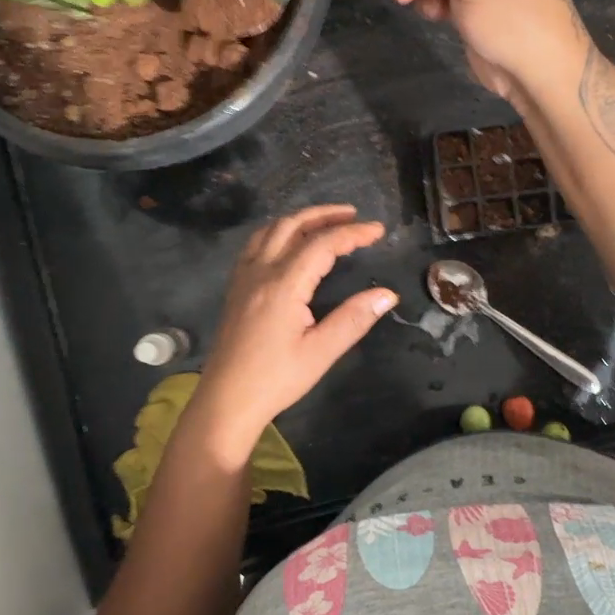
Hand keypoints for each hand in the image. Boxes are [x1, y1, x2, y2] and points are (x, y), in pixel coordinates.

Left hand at [192, 206, 397, 455]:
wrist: (226, 399)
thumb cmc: (275, 379)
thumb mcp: (320, 353)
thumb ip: (353, 319)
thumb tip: (388, 294)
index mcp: (283, 285)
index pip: (322, 244)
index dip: (352, 233)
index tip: (378, 231)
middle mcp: (260, 272)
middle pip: (292, 225)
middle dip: (324, 215)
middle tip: (353, 215)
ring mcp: (243, 279)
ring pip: (270, 231)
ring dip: (299, 220)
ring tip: (325, 223)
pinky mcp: (235, 289)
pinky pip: (255, 245)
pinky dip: (277, 233)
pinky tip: (288, 244)